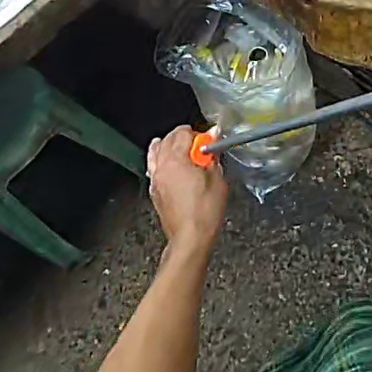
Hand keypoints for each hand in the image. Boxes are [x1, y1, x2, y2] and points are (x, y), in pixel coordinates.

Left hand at [145, 126, 228, 256]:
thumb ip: (212, 156)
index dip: (198, 134)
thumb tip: (213, 138)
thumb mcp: (217, 180)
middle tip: (198, 146)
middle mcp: (162, 166)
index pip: (183, 133)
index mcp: (176, 159)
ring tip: (182, 150)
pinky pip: (153, 166)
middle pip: (167, 139)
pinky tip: (169, 165)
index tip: (208, 141)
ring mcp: (156, 178)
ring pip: (156, 151)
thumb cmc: (204, 212)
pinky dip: (160, 160)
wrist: (190, 238)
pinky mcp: (154, 190)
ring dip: (169, 146)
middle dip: (183, 137)